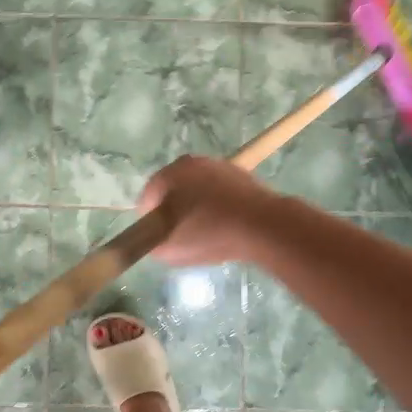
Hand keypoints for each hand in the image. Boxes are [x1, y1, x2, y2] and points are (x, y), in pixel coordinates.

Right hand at [137, 155, 287, 266]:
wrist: (263, 226)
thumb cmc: (209, 232)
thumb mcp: (170, 250)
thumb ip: (153, 244)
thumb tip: (156, 240)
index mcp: (171, 172)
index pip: (148, 196)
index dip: (149, 220)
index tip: (157, 238)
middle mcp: (193, 162)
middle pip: (174, 190)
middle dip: (173, 211)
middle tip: (180, 236)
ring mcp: (220, 166)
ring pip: (198, 190)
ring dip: (197, 208)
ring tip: (206, 234)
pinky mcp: (242, 176)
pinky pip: (220, 193)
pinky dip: (219, 207)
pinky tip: (226, 226)